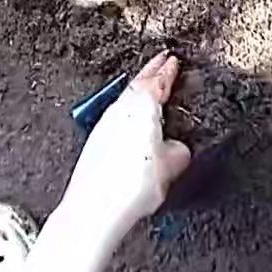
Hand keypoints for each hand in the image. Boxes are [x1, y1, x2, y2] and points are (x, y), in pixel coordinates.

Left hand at [58, 51, 191, 236]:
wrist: (93, 209)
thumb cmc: (129, 186)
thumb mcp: (171, 167)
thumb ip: (179, 152)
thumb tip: (178, 150)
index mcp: (143, 103)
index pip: (161, 79)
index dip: (169, 69)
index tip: (173, 61)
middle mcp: (122, 107)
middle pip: (140, 81)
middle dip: (152, 70)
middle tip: (162, 61)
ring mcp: (106, 122)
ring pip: (127, 97)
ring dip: (139, 89)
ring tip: (149, 90)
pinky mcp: (96, 139)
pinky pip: (117, 115)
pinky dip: (128, 110)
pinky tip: (132, 122)